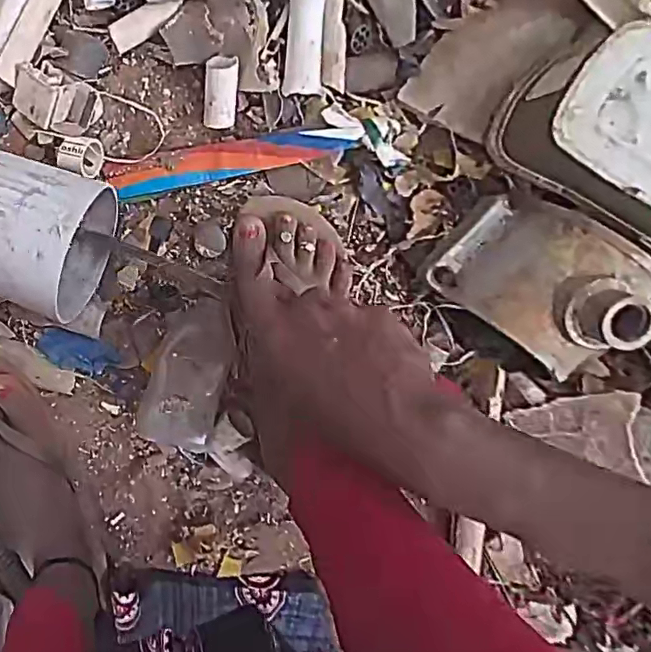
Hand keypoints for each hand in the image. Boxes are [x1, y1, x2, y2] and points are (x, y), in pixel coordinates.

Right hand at [230, 214, 465, 487]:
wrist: (403, 425)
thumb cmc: (335, 426)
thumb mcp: (280, 417)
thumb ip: (264, 390)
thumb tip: (253, 393)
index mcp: (274, 332)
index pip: (251, 280)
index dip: (247, 251)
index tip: (248, 225)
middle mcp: (308, 311)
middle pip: (298, 303)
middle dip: (306, 325)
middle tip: (316, 360)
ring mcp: (347, 309)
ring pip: (336, 315)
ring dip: (339, 337)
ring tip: (352, 376)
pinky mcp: (381, 315)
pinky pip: (368, 323)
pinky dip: (369, 342)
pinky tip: (376, 372)